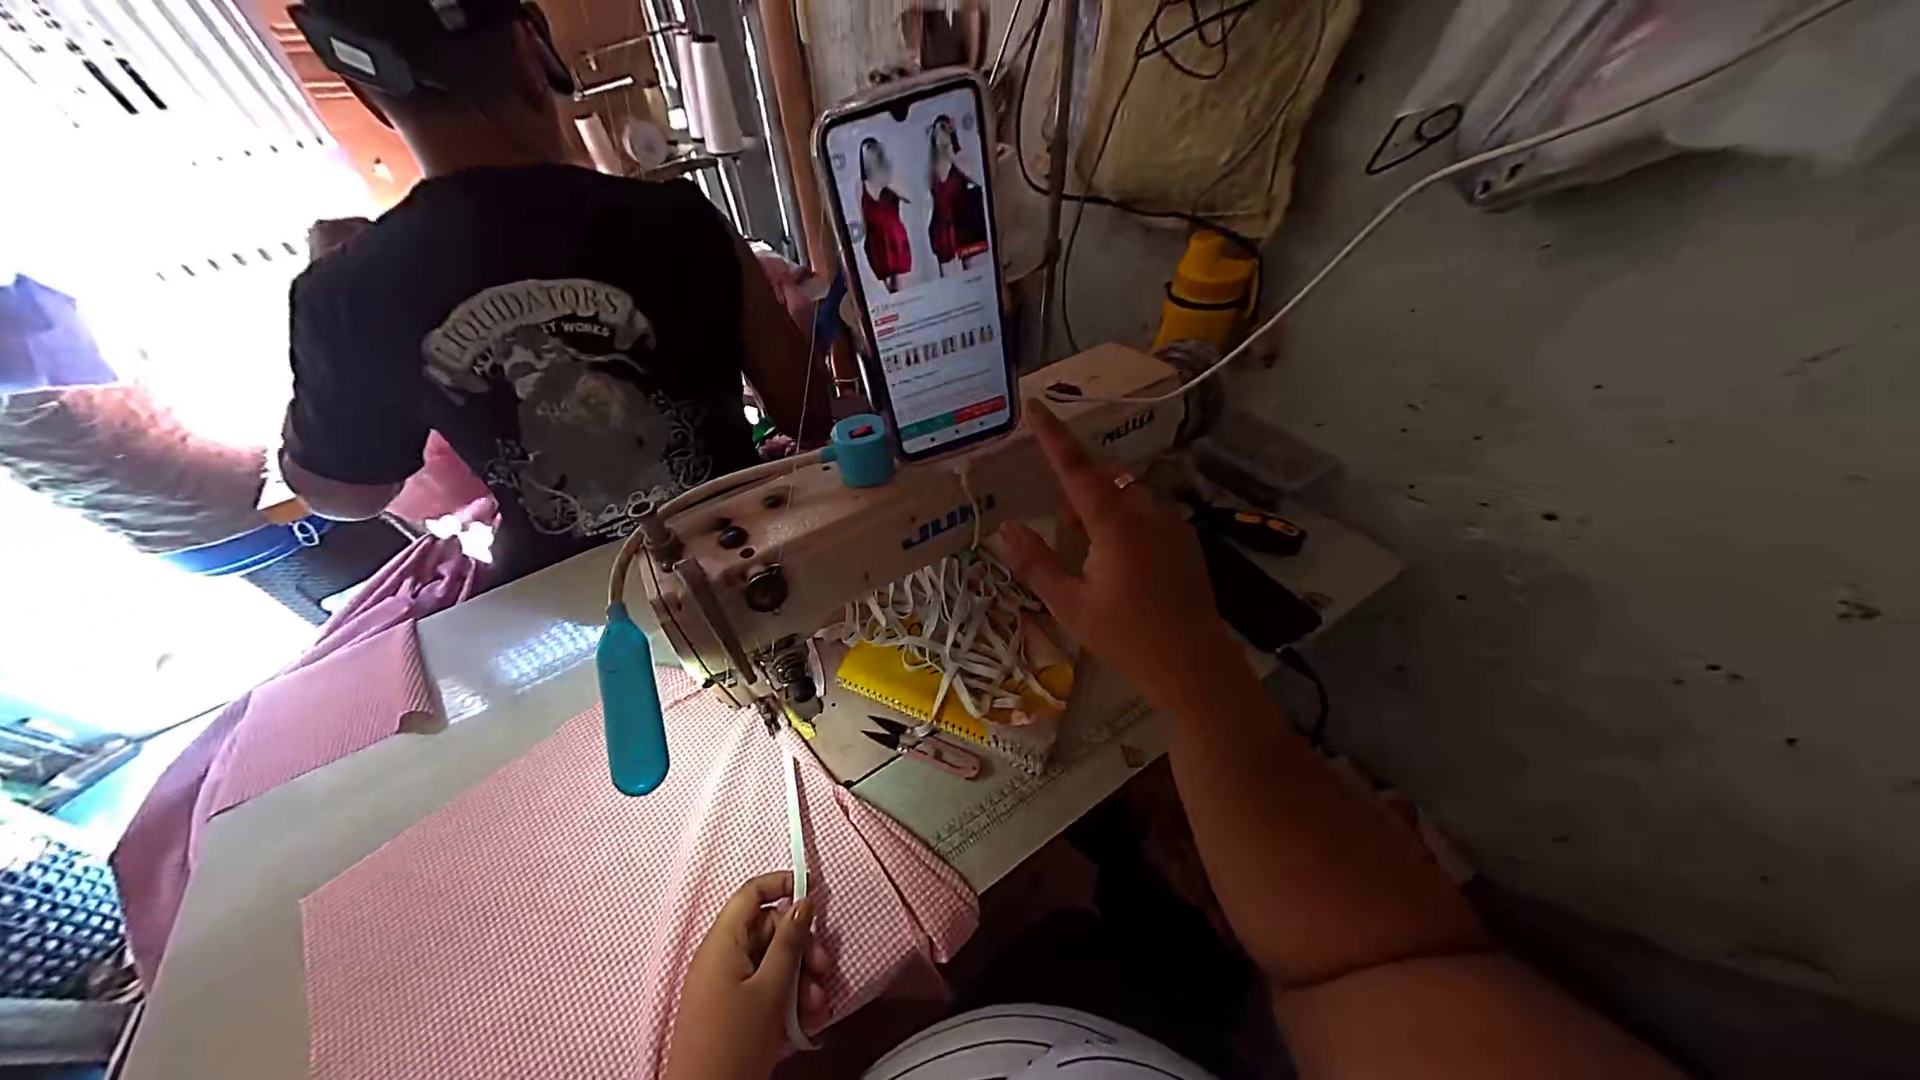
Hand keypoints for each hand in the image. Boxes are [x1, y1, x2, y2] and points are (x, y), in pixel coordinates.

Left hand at [665, 873, 830, 1079]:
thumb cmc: (736, 1042)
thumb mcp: (771, 989)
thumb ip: (790, 941)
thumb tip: (803, 901)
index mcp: (722, 943)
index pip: (751, 893)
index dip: (781, 884)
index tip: (813, 891)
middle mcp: (720, 956)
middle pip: (768, 928)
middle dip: (801, 946)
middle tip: (823, 970)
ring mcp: (723, 983)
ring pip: (770, 960)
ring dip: (800, 978)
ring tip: (817, 1008)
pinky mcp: (729, 1009)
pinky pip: (763, 986)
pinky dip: (786, 997)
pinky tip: (806, 1021)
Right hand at [995, 402, 1238, 710]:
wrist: (1194, 665)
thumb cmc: (1126, 637)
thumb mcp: (1070, 605)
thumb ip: (1035, 563)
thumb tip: (1007, 528)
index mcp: (1114, 523)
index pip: (1076, 468)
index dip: (1052, 436)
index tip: (1035, 406)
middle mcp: (1147, 511)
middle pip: (1102, 480)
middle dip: (1077, 495)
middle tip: (1066, 536)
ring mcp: (1172, 523)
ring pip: (1126, 497)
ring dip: (1102, 511)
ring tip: (1095, 558)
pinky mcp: (1186, 539)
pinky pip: (1147, 514)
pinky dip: (1126, 524)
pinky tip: (1126, 568)